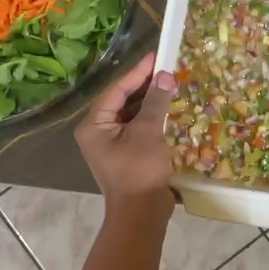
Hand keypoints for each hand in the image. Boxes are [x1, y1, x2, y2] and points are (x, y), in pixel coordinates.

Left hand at [74, 52, 175, 204]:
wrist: (141, 213)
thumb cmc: (139, 170)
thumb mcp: (148, 133)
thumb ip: (156, 102)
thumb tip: (166, 75)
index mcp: (95, 125)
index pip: (117, 90)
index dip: (139, 72)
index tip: (158, 56)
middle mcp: (99, 132)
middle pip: (124, 101)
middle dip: (147, 86)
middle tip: (170, 69)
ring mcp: (113, 145)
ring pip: (133, 115)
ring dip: (153, 102)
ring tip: (174, 85)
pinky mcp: (128, 155)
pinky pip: (140, 129)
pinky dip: (154, 118)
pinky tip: (172, 110)